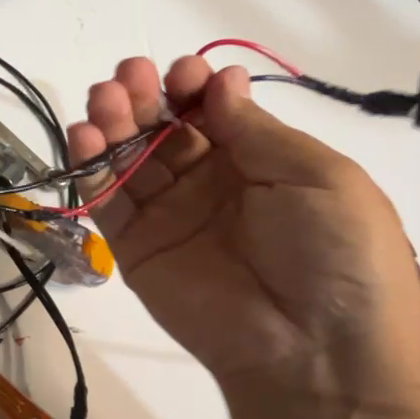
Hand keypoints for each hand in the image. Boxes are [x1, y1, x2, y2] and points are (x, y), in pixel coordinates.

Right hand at [66, 58, 419, 397]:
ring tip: (102, 98)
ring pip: (128, 158)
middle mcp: (208, 183)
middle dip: (144, 97)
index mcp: (260, 163)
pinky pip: (105, 201)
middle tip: (128, 75)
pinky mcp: (133, 246)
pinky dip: (89, 168)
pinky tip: (83, 136)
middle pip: (163, 130)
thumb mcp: (317, 177)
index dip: (192, 87)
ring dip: (112, 123)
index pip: (212, 113)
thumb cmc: (335, 252)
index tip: (181, 71)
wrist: (311, 347)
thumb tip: (218, 82)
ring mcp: (167, 215)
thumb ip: (254, 130)